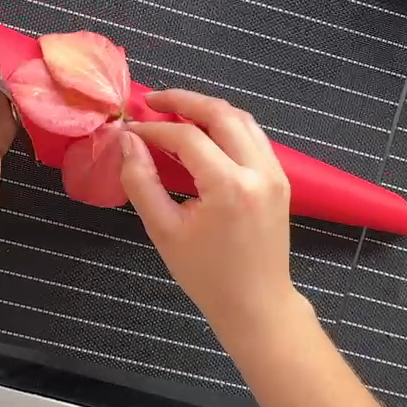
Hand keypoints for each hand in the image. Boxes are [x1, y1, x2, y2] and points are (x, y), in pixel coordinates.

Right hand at [120, 90, 307, 343]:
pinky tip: (203, 131)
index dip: (154, 128)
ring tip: (174, 110)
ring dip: (207, 108)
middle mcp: (258, 171)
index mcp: (229, 186)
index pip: (187, 137)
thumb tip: (127, 140)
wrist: (256, 306)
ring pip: (242, 119)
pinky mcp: (280, 179)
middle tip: (151, 101)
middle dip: (183, 100)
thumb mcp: (163, 230)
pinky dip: (227, 125)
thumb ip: (141, 181)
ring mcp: (274, 173)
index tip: (129, 129)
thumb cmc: (205, 275)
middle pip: (221, 114)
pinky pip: (253, 136)